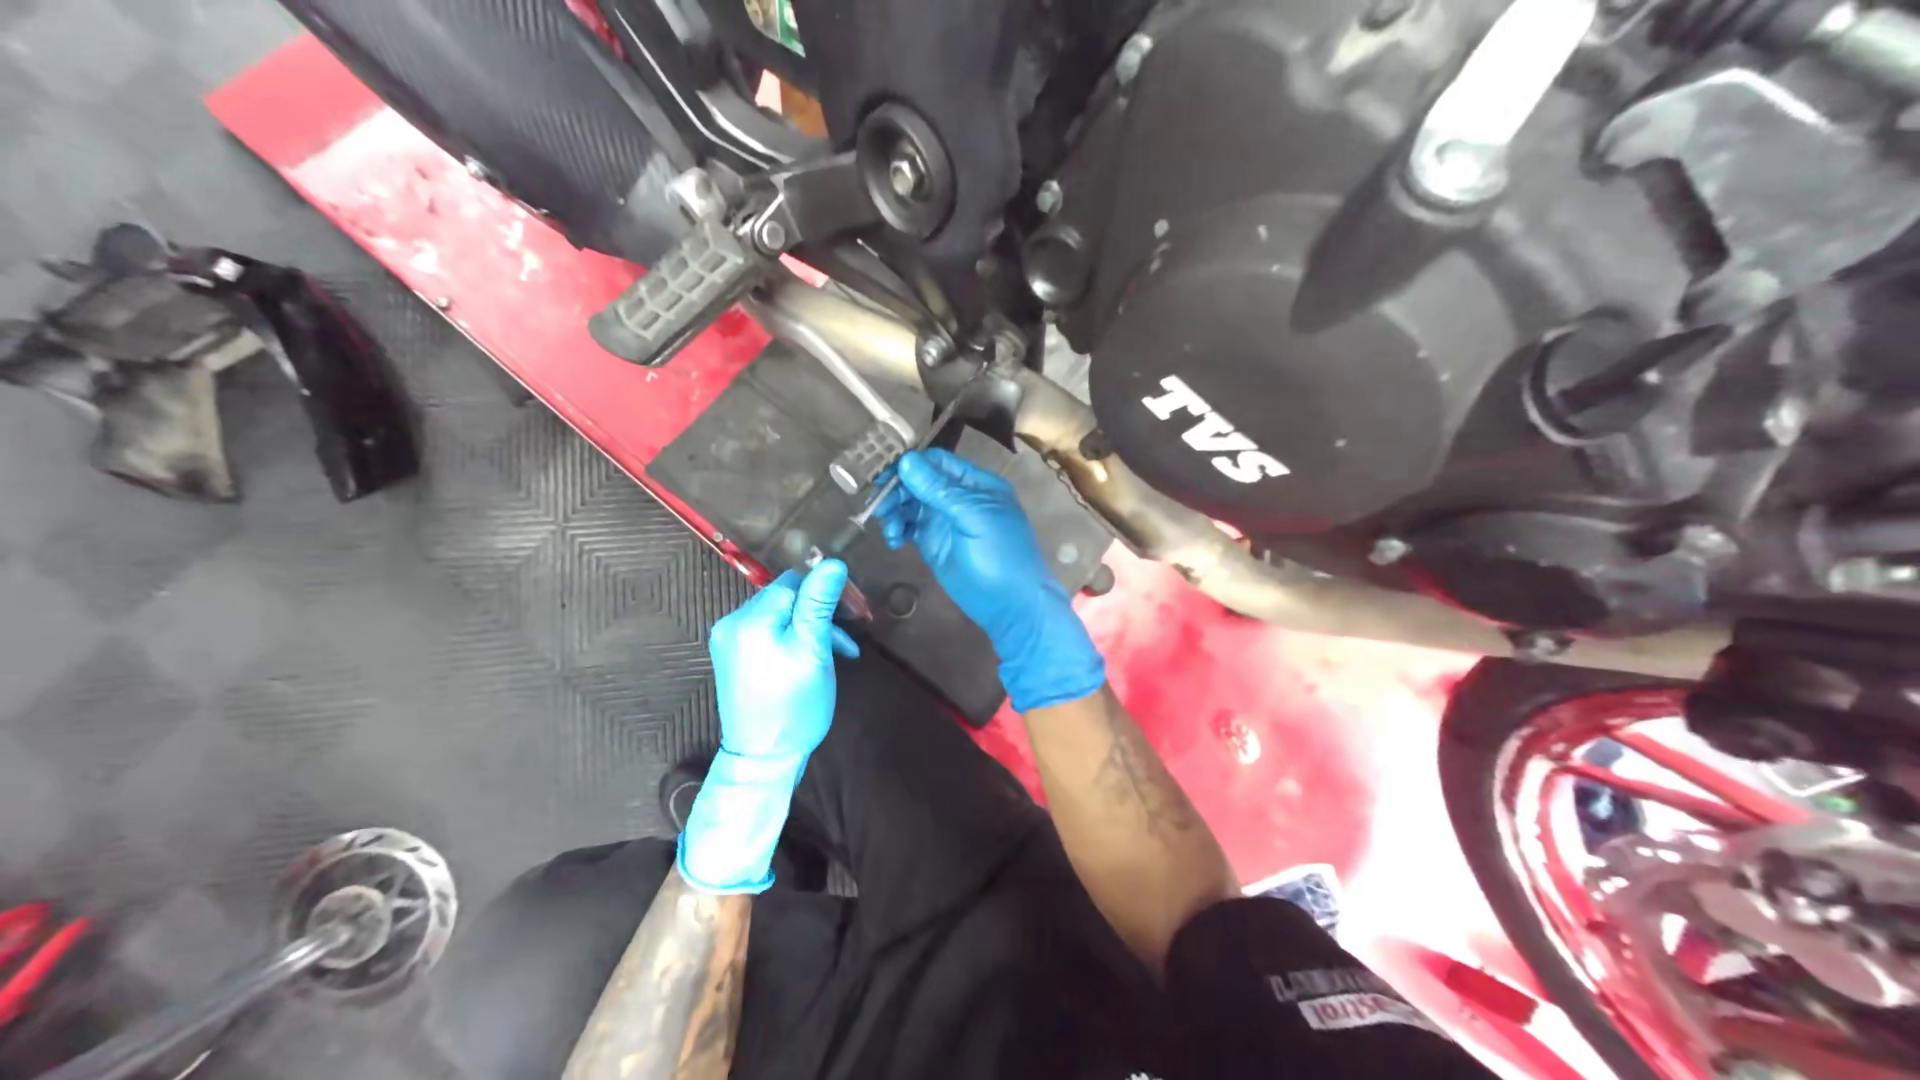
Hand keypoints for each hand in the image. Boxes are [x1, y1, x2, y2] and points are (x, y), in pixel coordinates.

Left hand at [679, 560, 858, 892]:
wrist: (762, 758)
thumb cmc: (793, 704)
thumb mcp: (813, 651)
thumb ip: (819, 603)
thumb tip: (833, 562)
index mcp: (750, 618)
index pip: (794, 582)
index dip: (827, 591)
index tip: (855, 612)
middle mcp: (732, 622)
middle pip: (786, 598)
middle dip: (821, 612)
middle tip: (850, 637)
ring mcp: (730, 641)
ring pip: (781, 616)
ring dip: (811, 627)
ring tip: (839, 652)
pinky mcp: (734, 658)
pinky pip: (769, 633)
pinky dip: (794, 640)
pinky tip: (814, 658)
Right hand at [873, 448, 1104, 711]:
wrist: (1012, 607)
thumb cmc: (1001, 557)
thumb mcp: (973, 518)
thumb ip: (940, 490)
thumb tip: (907, 461)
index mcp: (976, 484)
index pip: (938, 462)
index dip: (911, 465)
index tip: (885, 474)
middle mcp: (959, 498)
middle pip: (920, 481)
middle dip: (898, 489)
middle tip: (879, 505)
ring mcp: (945, 521)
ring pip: (911, 503)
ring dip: (895, 510)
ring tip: (889, 527)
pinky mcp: (934, 544)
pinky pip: (910, 527)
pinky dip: (898, 529)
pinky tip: (894, 540)